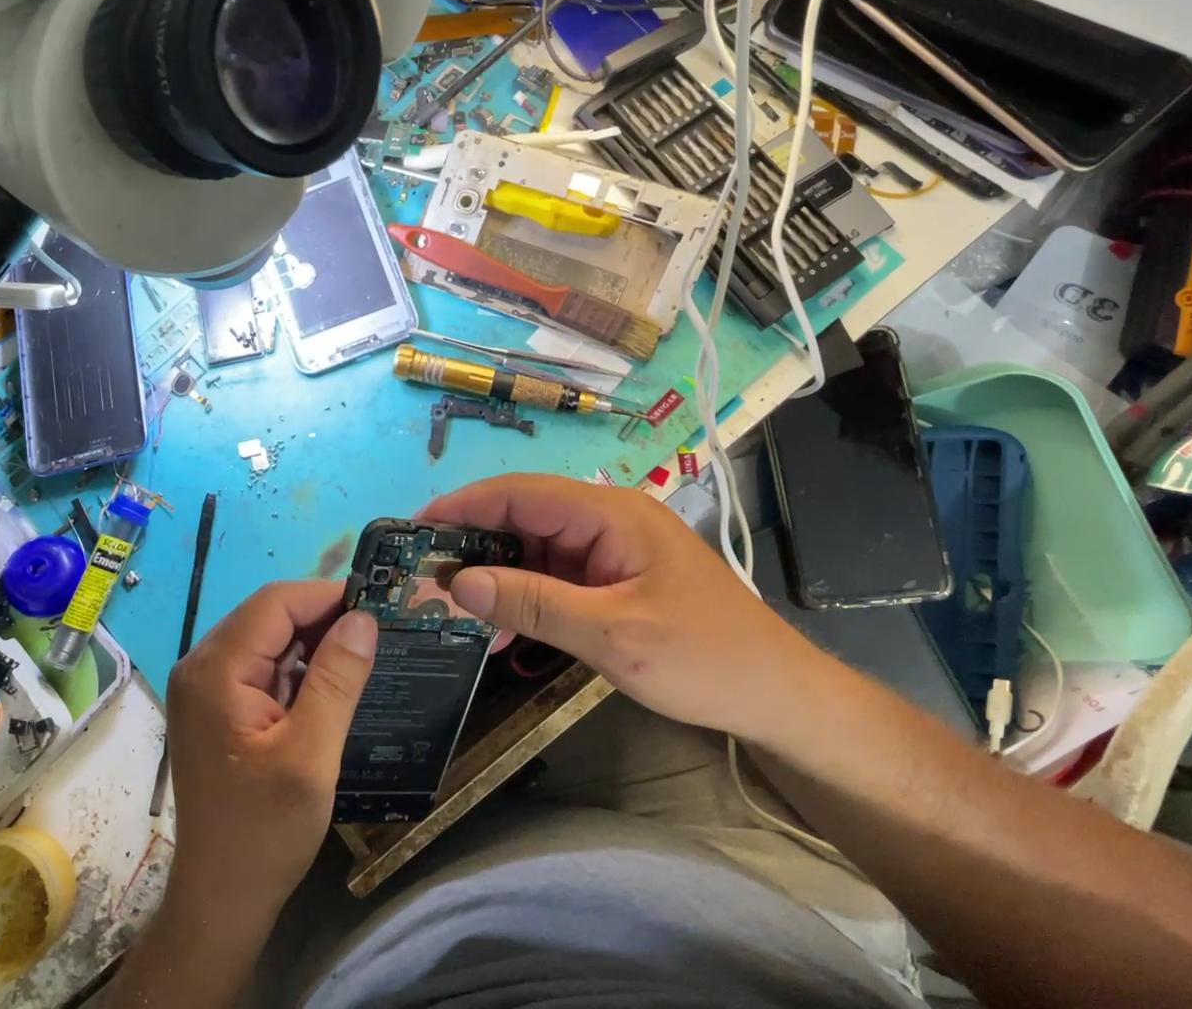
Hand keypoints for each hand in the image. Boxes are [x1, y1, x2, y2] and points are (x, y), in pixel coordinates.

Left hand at [165, 580, 377, 915]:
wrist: (221, 895)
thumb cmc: (265, 831)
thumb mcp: (311, 755)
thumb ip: (336, 681)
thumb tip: (363, 619)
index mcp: (215, 671)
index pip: (274, 603)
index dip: (326, 596)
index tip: (378, 606)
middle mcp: (200, 667)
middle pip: (267, 616)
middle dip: (321, 617)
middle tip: (377, 632)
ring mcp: (204, 688)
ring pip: (265, 639)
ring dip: (310, 642)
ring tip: (362, 654)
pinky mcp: (215, 708)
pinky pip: (258, 667)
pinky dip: (295, 668)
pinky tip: (330, 684)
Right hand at [421, 473, 831, 740]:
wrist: (778, 698)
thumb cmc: (705, 658)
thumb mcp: (612, 634)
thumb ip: (532, 603)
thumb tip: (458, 583)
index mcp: (611, 514)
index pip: (520, 492)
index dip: (463, 506)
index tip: (414, 531)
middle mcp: (607, 522)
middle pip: (523, 518)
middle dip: (472, 546)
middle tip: (423, 580)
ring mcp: (610, 553)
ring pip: (534, 552)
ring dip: (495, 579)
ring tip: (449, 609)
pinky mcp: (613, 583)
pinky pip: (554, 580)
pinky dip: (523, 601)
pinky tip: (497, 631)